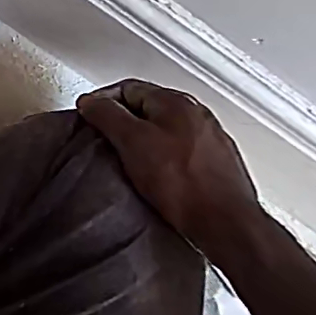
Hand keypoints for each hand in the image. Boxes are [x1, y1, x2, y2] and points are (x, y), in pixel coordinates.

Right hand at [76, 80, 263, 257]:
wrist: (226, 226)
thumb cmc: (181, 183)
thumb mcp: (129, 140)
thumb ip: (105, 113)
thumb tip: (90, 102)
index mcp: (178, 103)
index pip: (126, 88)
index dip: (101, 101)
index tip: (89, 118)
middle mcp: (199, 116)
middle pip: (145, 108)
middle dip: (122, 121)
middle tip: (108, 139)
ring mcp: (212, 141)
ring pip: (162, 130)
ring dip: (143, 141)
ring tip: (130, 160)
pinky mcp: (217, 165)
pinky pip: (178, 151)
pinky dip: (162, 159)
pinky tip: (154, 175)